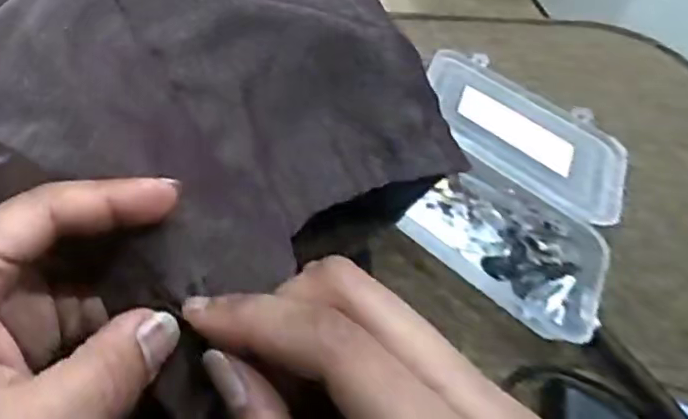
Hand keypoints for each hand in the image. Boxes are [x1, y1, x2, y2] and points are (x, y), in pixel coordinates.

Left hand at [0, 178, 182, 418]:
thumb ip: (105, 371)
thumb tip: (166, 320)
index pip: (46, 207)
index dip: (110, 196)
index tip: (170, 192)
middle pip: (58, 225)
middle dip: (115, 216)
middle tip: (176, 207)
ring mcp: (1, 302)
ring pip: (70, 265)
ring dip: (121, 262)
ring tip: (176, 245)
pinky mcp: (17, 339)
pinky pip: (72, 307)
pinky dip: (112, 306)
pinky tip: (152, 301)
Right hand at [182, 257, 536, 418]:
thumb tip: (222, 362)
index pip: (339, 340)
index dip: (255, 318)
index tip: (195, 314)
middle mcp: (486, 398)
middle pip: (352, 289)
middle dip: (276, 301)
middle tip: (229, 338)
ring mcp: (493, 391)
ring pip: (371, 300)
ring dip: (301, 315)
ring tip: (264, 357)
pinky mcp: (488, 397)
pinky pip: (391, 331)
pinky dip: (335, 338)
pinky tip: (313, 380)